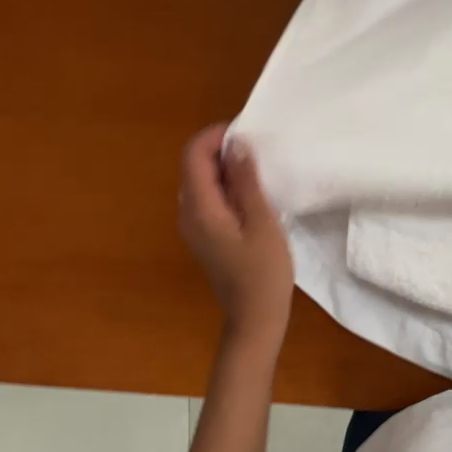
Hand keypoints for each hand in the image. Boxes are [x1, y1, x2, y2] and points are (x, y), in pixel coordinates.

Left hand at [179, 123, 293, 345]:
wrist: (254, 319)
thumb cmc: (264, 273)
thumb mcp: (262, 223)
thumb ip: (247, 182)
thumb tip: (237, 144)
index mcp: (200, 208)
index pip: (193, 154)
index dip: (216, 136)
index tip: (247, 133)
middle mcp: (187, 213)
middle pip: (193, 166)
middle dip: (221, 151)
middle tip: (257, 151)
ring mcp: (192, 227)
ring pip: (200, 183)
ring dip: (224, 170)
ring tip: (258, 172)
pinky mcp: (203, 237)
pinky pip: (207, 200)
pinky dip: (225, 189)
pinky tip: (250, 197)